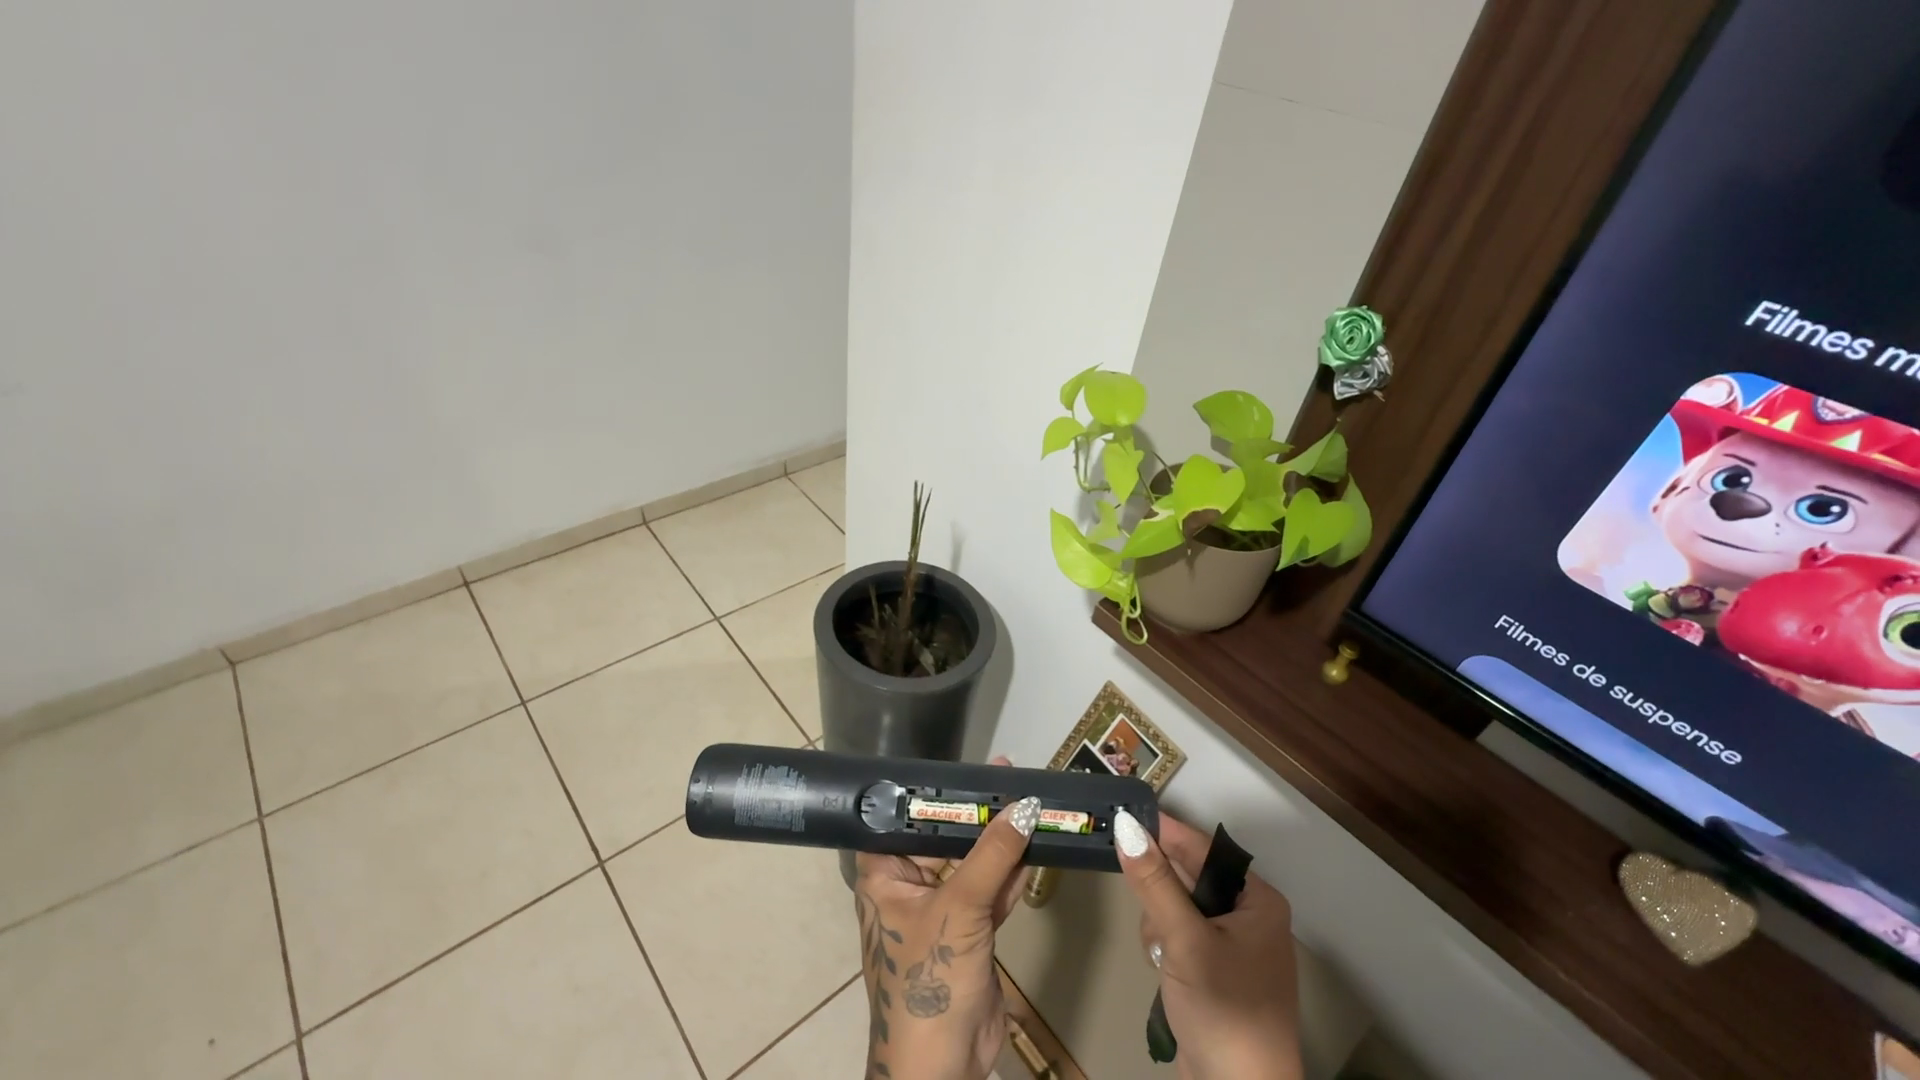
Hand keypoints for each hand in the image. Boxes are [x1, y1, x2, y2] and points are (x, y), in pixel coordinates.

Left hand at [855, 758, 1036, 1079]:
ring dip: (1001, 842)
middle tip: (1011, 777)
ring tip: (1032, 804)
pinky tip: (1036, 848)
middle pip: (944, 838)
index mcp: (884, 876)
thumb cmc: (930, 979)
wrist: (944, 1064)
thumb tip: (1026, 805)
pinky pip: (991, 892)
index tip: (968, 767)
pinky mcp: (970, 933)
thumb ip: (993, 854)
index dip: (934, 792)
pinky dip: (1012, 875)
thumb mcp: (960, 908)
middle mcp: (908, 887)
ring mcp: (941, 911)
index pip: (903, 819)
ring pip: (972, 864)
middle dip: (978, 815)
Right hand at [1114, 810, 1302, 1079]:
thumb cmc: (1224, 1009)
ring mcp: (1234, 948)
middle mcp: (1250, 916)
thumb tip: (1126, 827)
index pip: (1203, 849)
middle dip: (1161, 897)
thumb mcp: (1185, 940)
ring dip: (1160, 927)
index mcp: (1257, 900)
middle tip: (1143, 904)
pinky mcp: (1216, 973)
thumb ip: (1154, 882)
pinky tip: (1164, 970)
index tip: (1124, 813)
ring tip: (1162, 957)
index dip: (1164, 831)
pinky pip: (1180, 938)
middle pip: (1189, 879)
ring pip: (1177, 910)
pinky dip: (1165, 948)